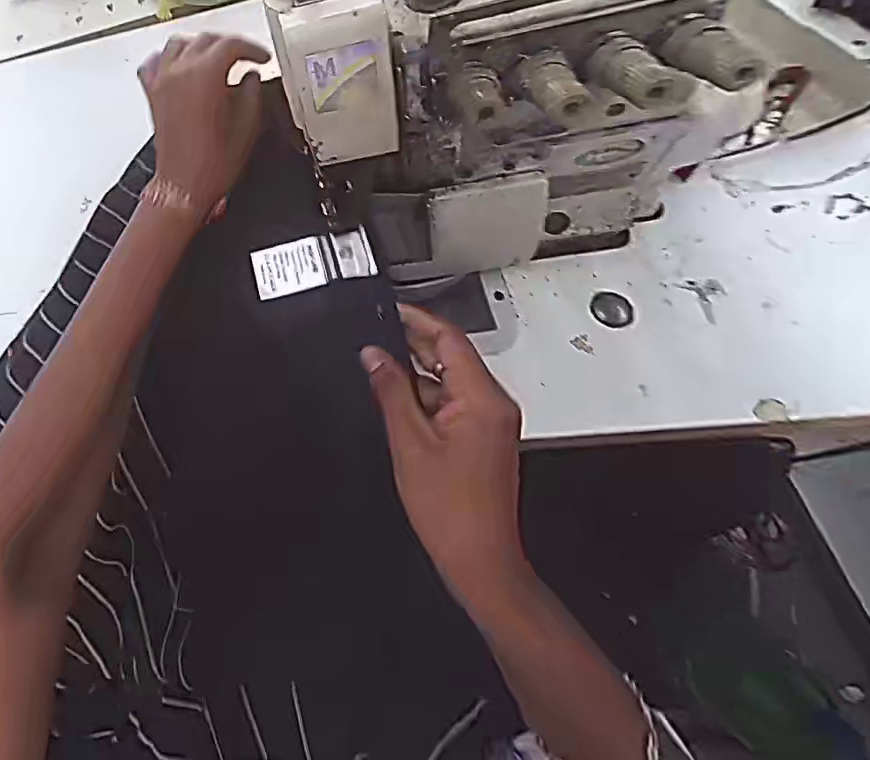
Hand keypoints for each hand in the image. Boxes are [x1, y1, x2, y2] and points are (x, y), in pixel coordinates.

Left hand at [138, 33, 268, 215]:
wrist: (184, 186)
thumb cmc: (212, 164)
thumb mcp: (247, 127)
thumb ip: (251, 93)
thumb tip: (251, 78)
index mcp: (205, 77)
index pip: (231, 45)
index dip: (252, 49)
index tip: (262, 57)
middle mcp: (180, 73)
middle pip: (206, 40)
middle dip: (230, 45)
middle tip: (247, 57)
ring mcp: (162, 81)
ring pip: (180, 43)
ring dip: (201, 46)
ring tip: (217, 57)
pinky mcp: (153, 94)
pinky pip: (155, 63)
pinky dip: (169, 58)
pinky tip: (180, 65)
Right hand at [361, 304, 525, 599]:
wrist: (479, 558)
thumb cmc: (454, 513)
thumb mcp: (409, 442)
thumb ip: (390, 391)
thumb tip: (375, 357)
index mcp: (482, 399)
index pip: (450, 339)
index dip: (419, 319)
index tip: (395, 310)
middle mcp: (494, 403)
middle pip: (452, 357)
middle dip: (414, 349)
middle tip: (379, 345)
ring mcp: (492, 419)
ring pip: (451, 380)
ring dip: (419, 377)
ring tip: (384, 381)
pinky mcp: (485, 434)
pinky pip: (455, 400)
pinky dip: (428, 399)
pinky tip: (403, 408)